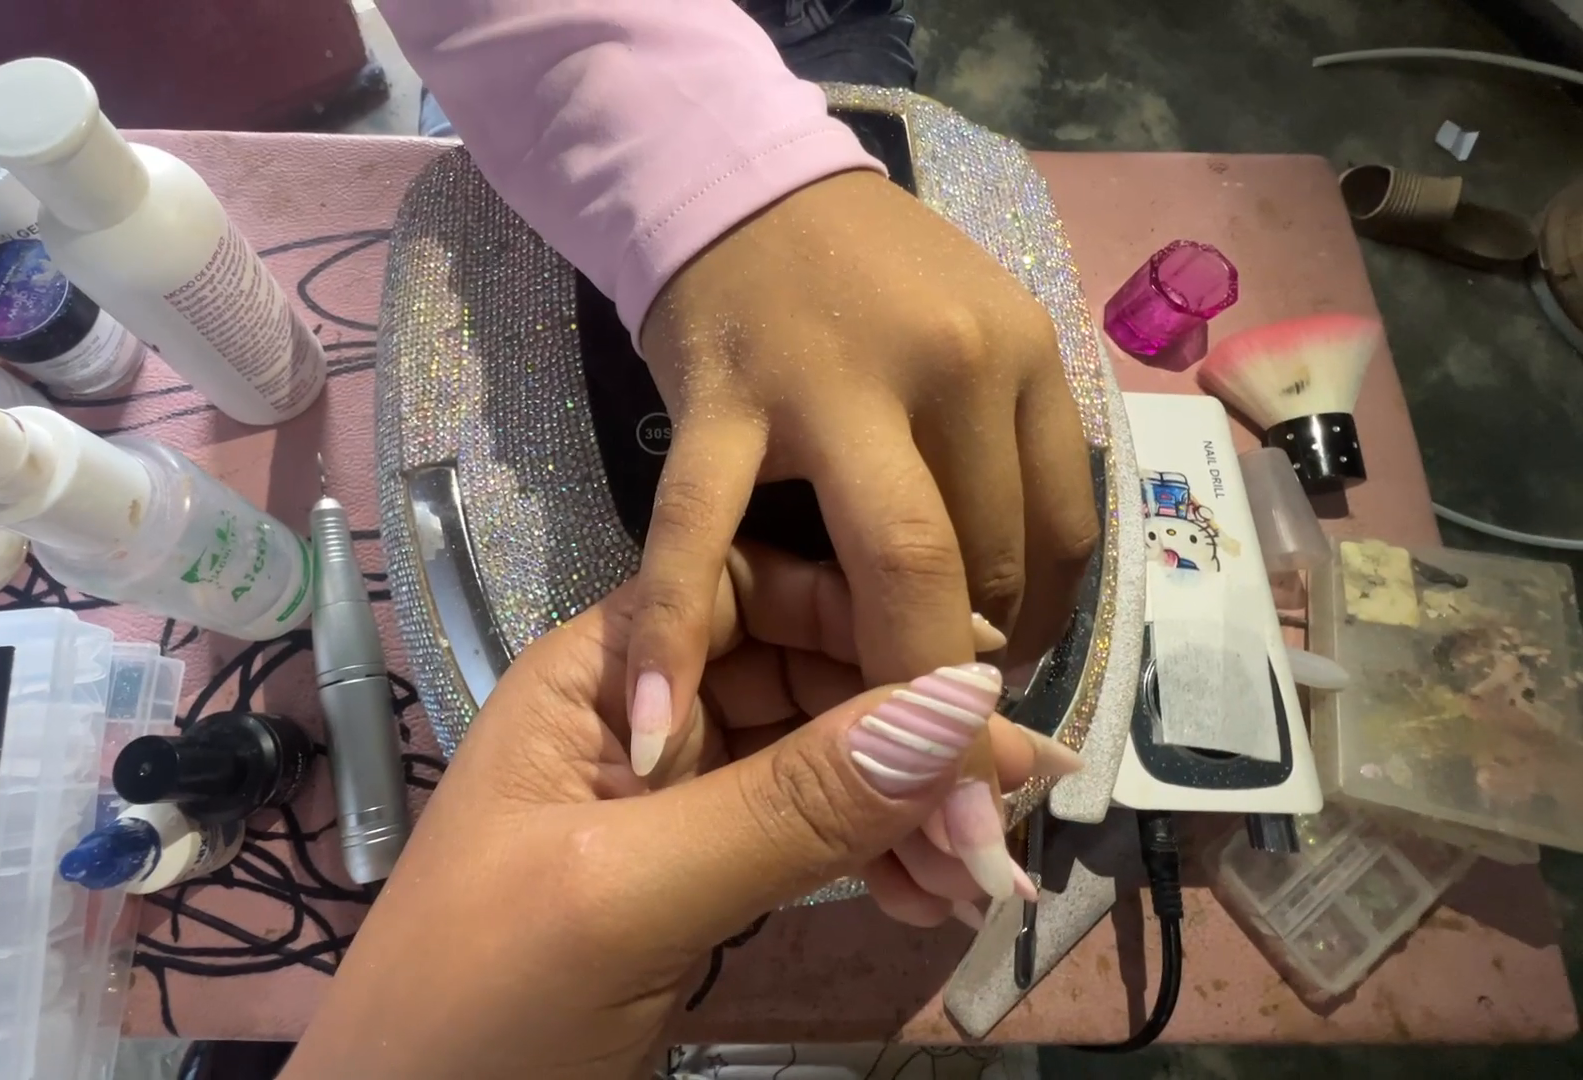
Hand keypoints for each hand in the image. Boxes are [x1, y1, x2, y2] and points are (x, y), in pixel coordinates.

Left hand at [284, 552, 1079, 1079]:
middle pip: (792, 676)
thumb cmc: (482, 994)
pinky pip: (803, 828)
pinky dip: (869, 853)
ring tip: (981, 872)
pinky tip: (925, 896)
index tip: (963, 678)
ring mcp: (671, 788)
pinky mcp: (698, 859)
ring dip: (898, 803)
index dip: (849, 616)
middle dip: (894, 733)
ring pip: (810, 756)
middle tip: (1001, 808)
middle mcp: (639, 709)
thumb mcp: (629, 890)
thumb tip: (959, 706)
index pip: (741, 592)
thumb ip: (791, 802)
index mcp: (598, 671)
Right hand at [626, 169, 1096, 778]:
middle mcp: (942, 367)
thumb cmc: (866, 280)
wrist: (745, 199)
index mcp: (1017, 354)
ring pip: (881, 558)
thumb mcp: (973, 337)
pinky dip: (676, 629)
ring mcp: (823, 390)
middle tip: (936, 760)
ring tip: (852, 740)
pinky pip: (698, 535)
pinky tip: (658, 721)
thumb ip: (1001, 449)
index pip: (1058, 529)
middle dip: (958, 683)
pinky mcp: (718, 411)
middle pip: (977, 560)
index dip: (1031, 629)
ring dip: (873, 671)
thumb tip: (996, 598)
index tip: (989, 680)